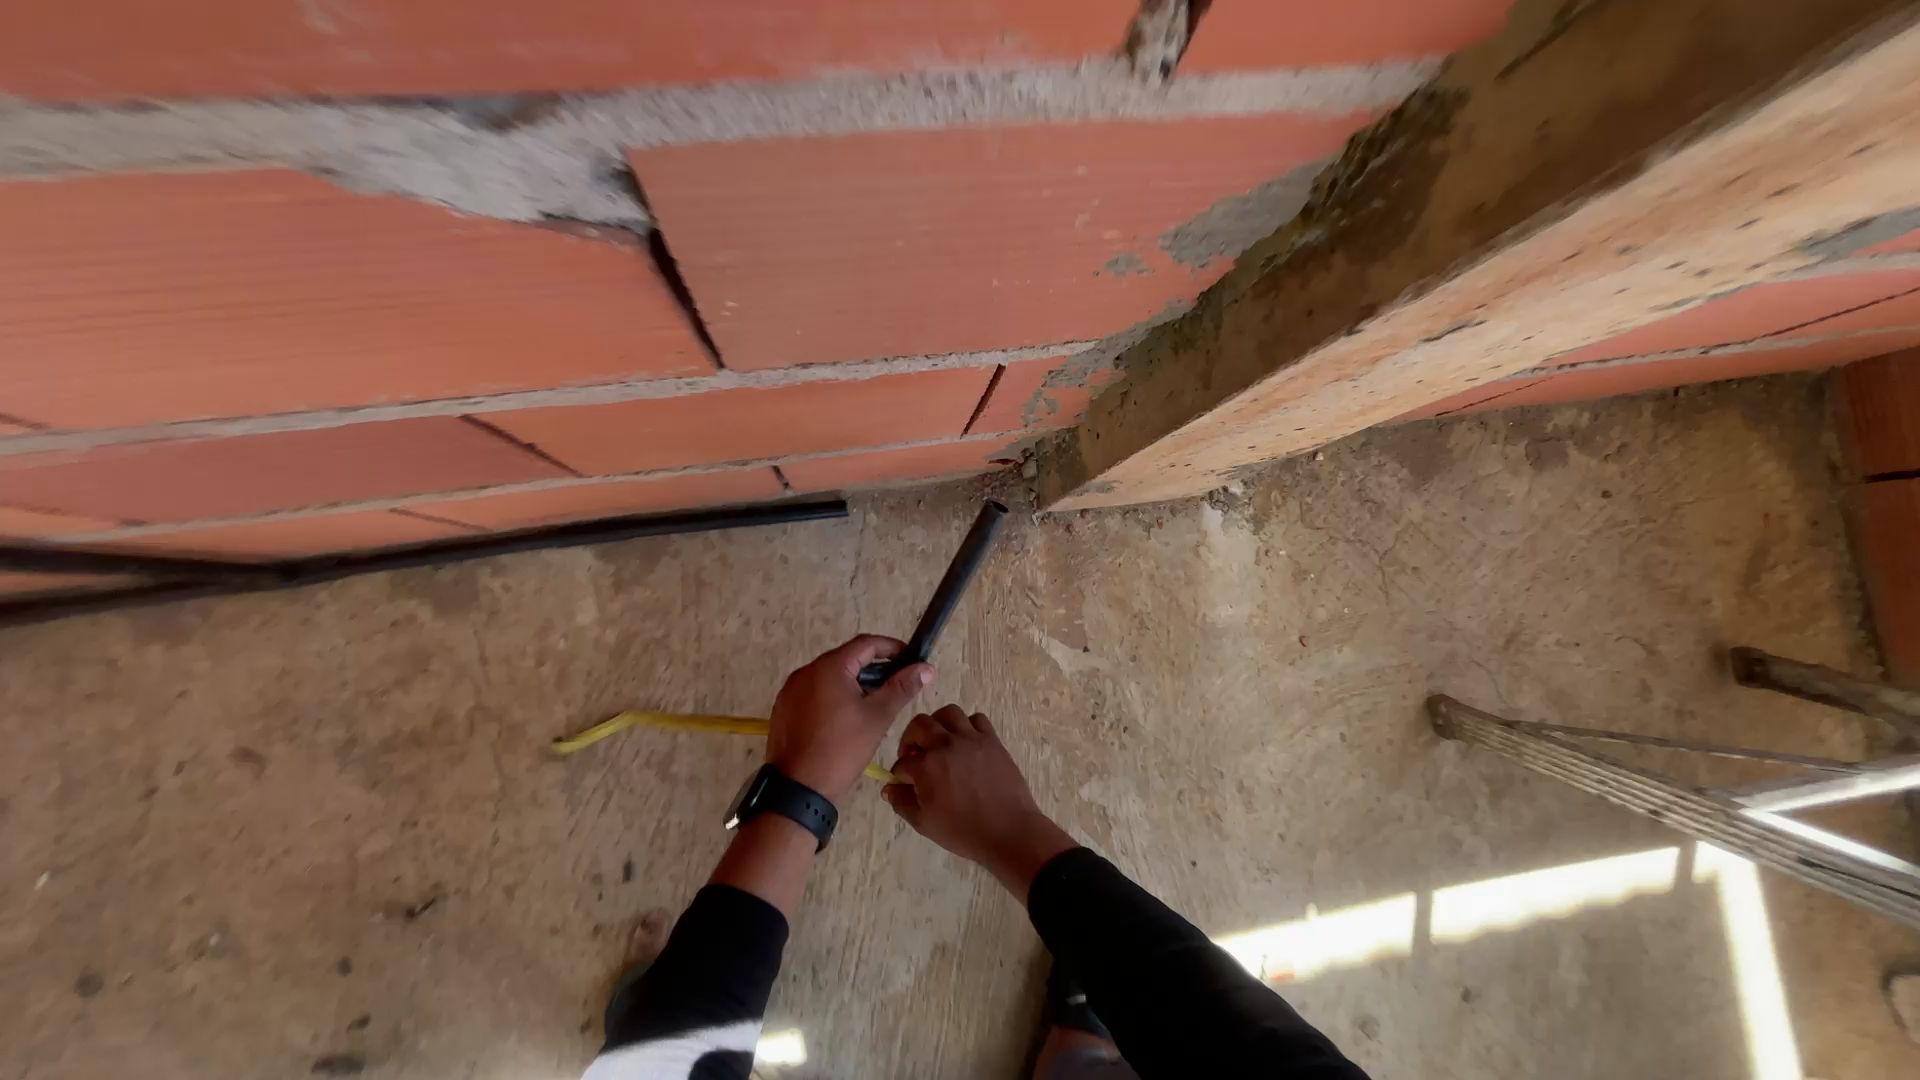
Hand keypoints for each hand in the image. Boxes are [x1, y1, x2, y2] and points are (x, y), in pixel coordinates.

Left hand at [766, 635, 932, 803]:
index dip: (891, 647)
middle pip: (846, 659)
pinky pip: (814, 692)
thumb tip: (925, 668)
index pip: (866, 644)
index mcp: (829, 668)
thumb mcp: (878, 717)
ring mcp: (791, 690)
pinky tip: (846, 719)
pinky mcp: (784, 709)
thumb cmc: (842, 749)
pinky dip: (833, 696)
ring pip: (829, 677)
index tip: (909, 659)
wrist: (798, 789)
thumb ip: (902, 688)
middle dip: (873, 667)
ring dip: (853, 682)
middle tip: (895, 685)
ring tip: (873, 703)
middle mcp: (806, 672)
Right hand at [882, 706, 1077, 899]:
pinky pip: (977, 719)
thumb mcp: (924, 823)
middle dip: (911, 739)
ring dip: (938, 725)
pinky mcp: (992, 740)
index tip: (904, 783)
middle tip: (914, 756)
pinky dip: (967, 726)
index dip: (899, 774)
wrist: (1008, 830)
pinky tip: (966, 743)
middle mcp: (946, 744)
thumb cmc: (963, 831)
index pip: (903, 763)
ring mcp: (971, 739)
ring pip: (948, 713)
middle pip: (919, 725)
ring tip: (939, 742)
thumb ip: (902, 802)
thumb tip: (889, 788)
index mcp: (926, 766)